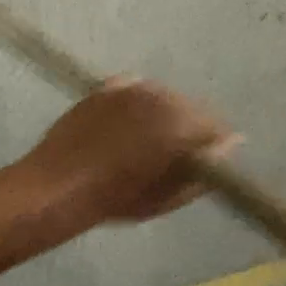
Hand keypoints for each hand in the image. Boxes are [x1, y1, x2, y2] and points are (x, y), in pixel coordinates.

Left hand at [17, 78, 235, 235]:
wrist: (58, 183)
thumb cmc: (115, 198)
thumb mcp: (168, 196)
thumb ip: (203, 171)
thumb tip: (228, 147)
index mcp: (180, 125)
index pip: (214, 125)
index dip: (212, 143)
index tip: (204, 159)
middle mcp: (157, 98)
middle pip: (188, 106)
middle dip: (187, 125)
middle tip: (175, 151)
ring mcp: (126, 89)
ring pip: (160, 95)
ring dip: (161, 112)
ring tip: (148, 137)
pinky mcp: (101, 88)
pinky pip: (131, 87)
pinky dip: (135, 100)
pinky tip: (128, 119)